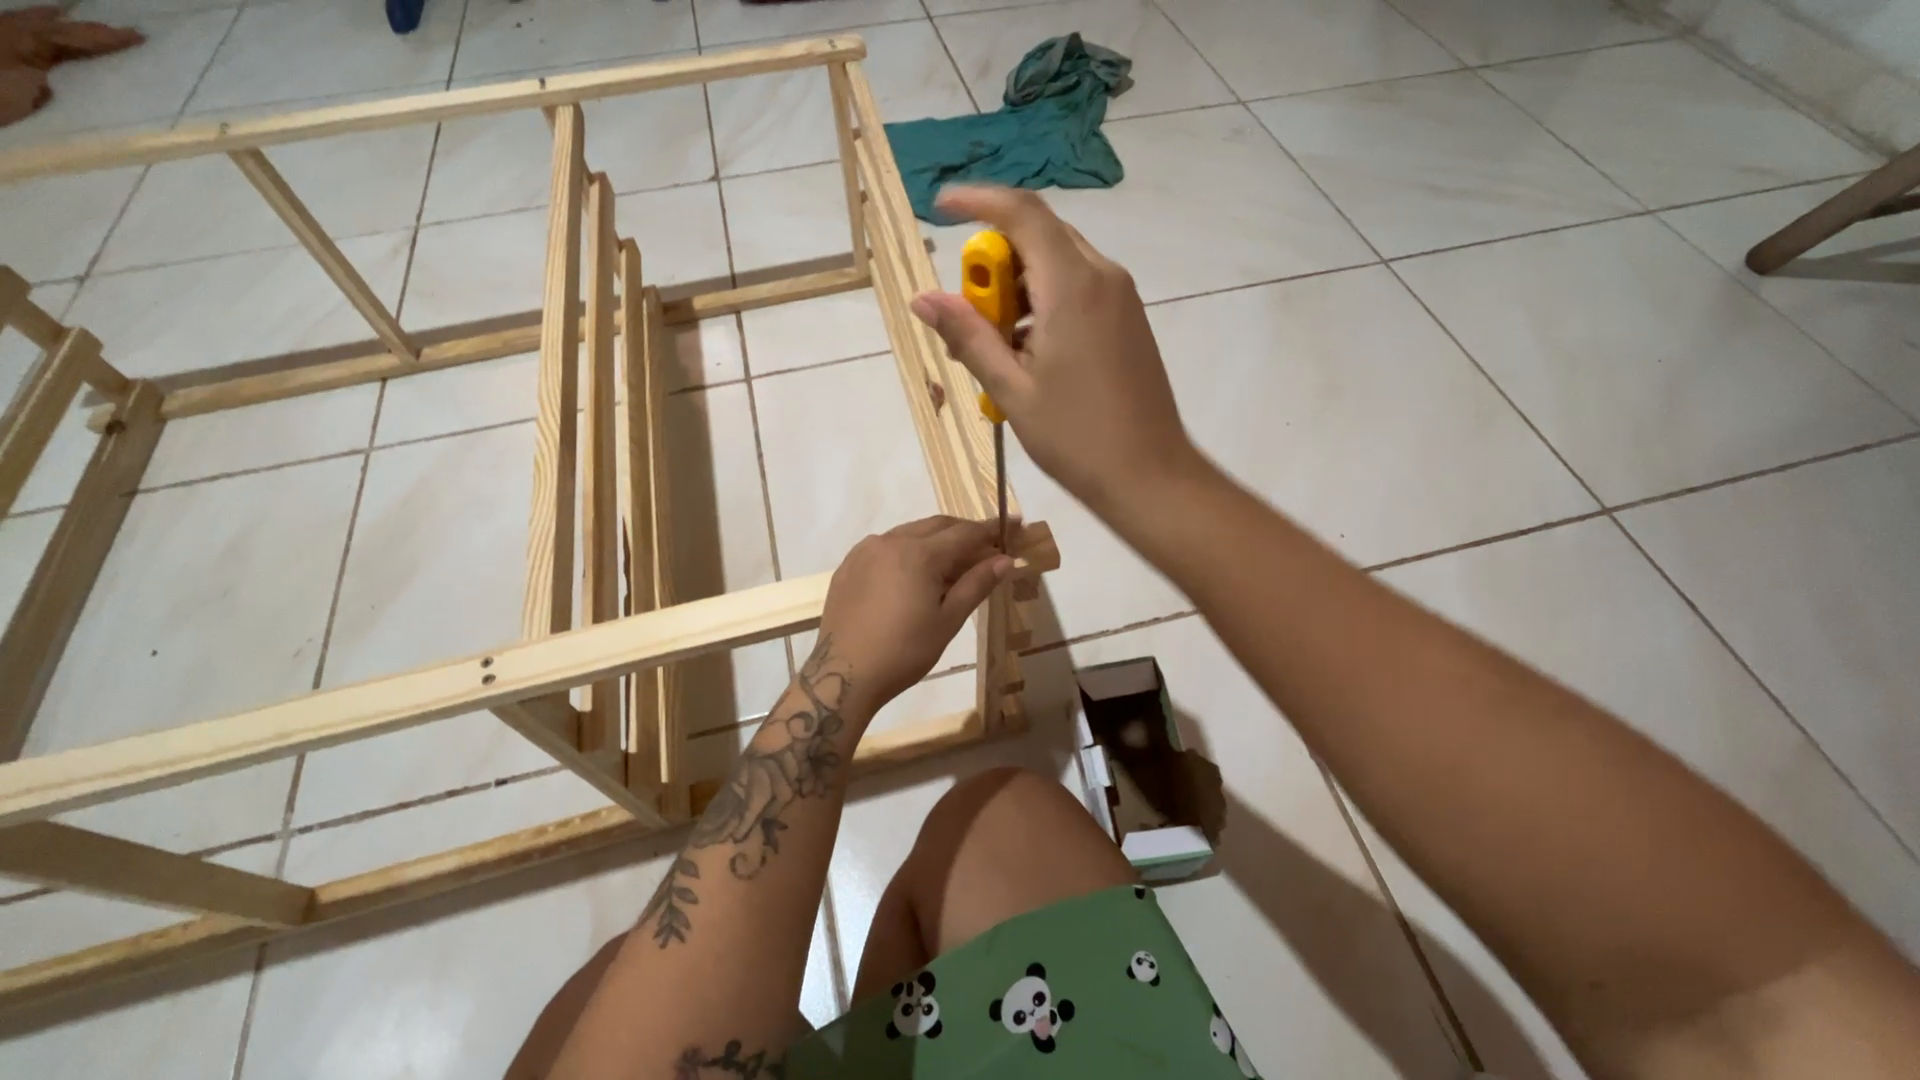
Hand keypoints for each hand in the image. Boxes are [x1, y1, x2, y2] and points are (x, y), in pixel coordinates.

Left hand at [813, 516, 1011, 718]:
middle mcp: (890, 541)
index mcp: (918, 553)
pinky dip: (907, 551)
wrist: (843, 675)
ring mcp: (864, 552)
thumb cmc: (904, 652)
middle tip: (987, 547)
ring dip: (935, 541)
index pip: (965, 533)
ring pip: (909, 534)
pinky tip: (914, 574)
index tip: (1015, 524)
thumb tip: (1005, 560)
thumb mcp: (948, 621)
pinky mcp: (848, 566)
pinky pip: (885, 547)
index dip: (992, 530)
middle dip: (964, 532)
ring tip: (952, 565)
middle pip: (936, 526)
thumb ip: (976, 584)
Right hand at [910, 185, 1201, 516]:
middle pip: (1040, 237)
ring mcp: (1121, 298)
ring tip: (994, 345)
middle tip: (967, 310)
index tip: (940, 208)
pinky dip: (1045, 304)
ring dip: (1019, 287)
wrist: (1151, 476)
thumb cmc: (1076, 437)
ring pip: (1059, 264)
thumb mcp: (1011, 389)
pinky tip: (1028, 353)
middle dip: (995, 260)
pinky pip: (1078, 289)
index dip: (977, 201)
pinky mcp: (1128, 320)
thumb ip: (968, 336)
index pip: (1022, 213)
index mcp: (1073, 287)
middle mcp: (1103, 277)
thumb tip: (924, 297)